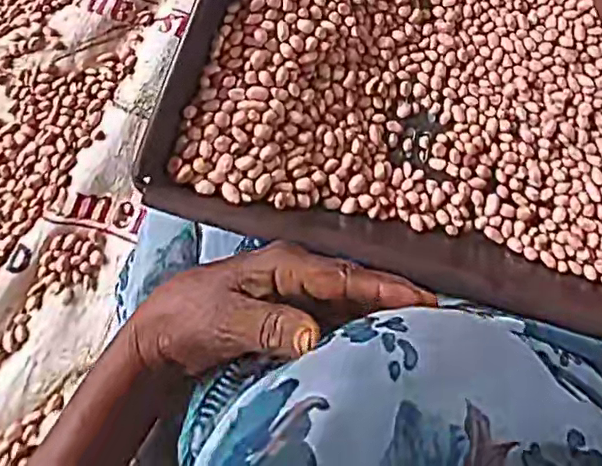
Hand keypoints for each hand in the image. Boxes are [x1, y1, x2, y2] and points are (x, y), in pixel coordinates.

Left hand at [124, 241, 435, 376]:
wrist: (163, 326)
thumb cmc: (192, 314)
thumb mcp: (227, 320)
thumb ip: (270, 325)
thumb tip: (315, 335)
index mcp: (285, 262)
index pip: (344, 276)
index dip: (385, 287)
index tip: (424, 298)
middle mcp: (294, 270)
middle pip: (353, 283)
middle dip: (394, 294)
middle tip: (438, 312)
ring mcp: (292, 290)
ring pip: (346, 299)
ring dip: (378, 311)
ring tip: (417, 326)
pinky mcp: (288, 311)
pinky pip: (331, 317)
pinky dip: (356, 326)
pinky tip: (373, 340)